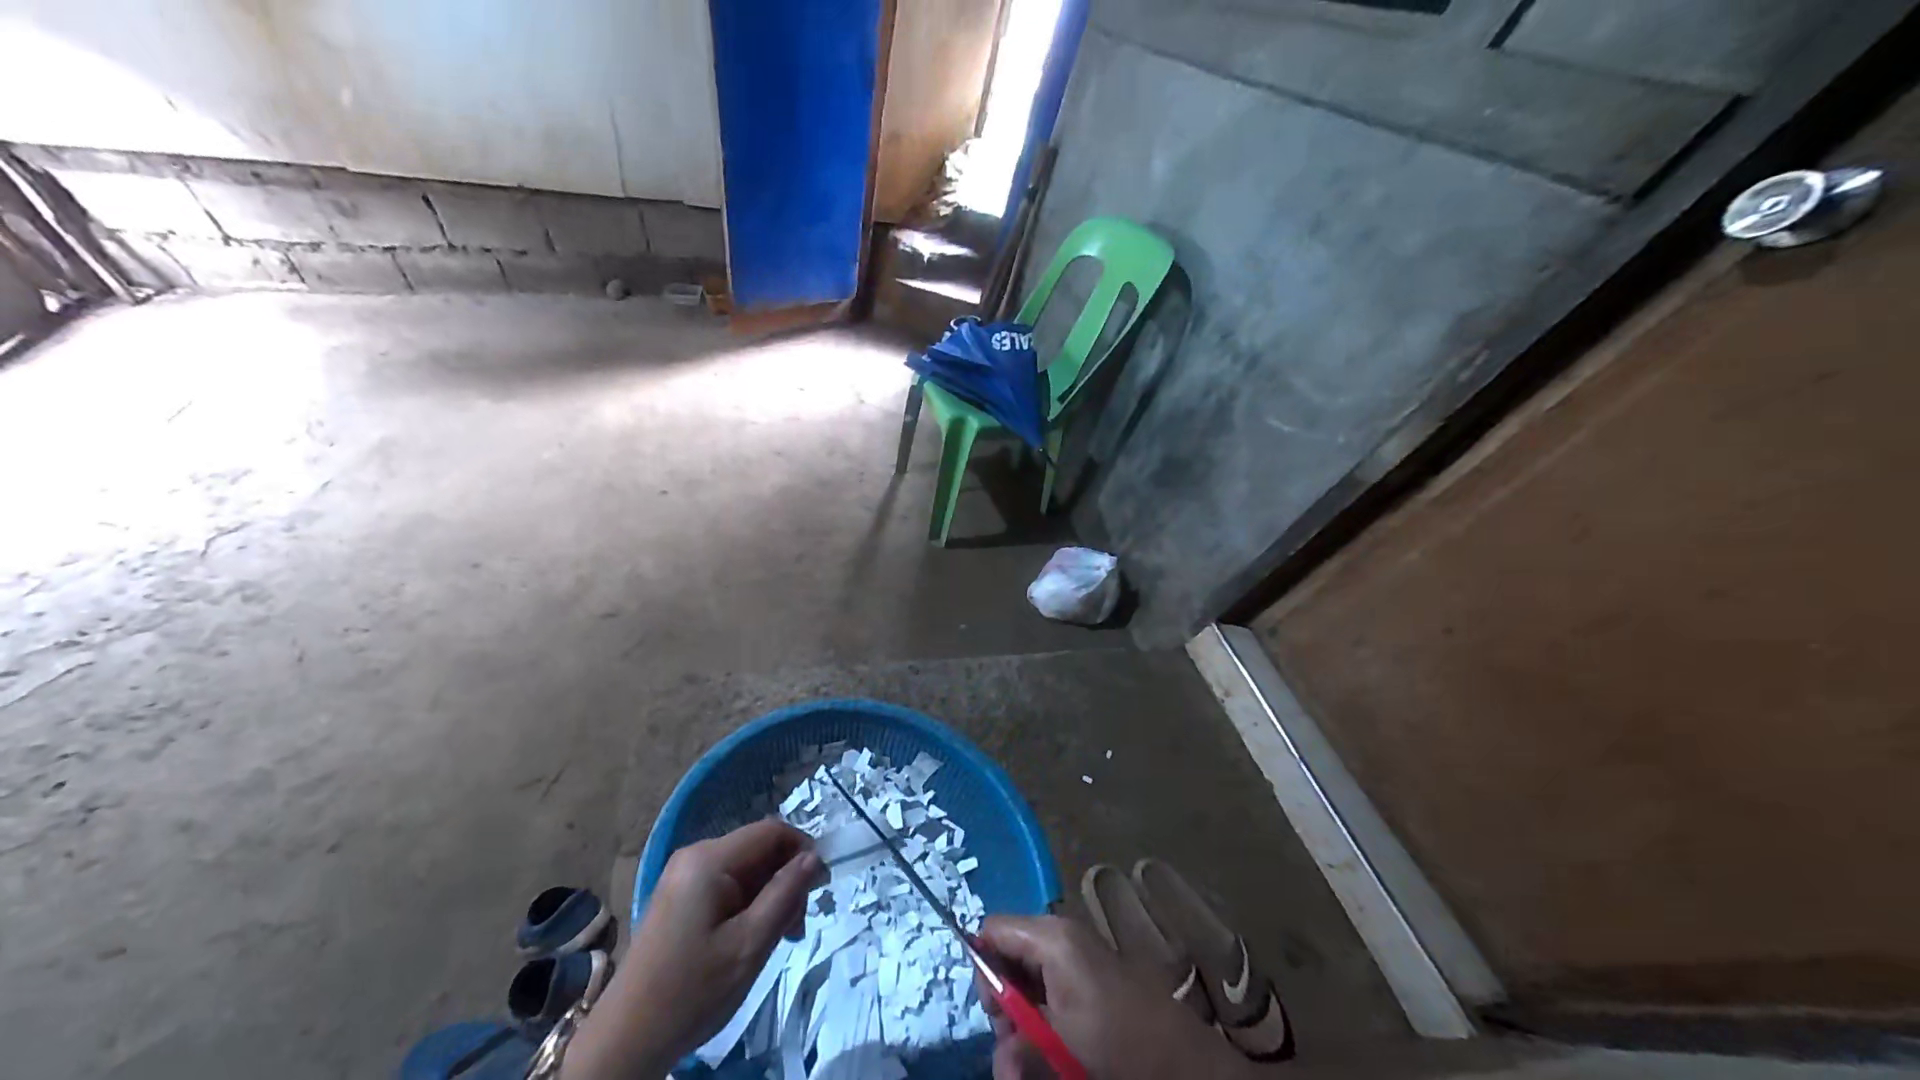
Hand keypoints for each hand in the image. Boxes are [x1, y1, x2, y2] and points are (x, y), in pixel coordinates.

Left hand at [561, 820, 826, 1079]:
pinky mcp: (680, 897)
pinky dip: (750, 904)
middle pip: (760, 849)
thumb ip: (786, 894)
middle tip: (796, 927)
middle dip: (786, 879)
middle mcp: (695, 856)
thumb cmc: (692, 991)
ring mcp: (684, 876)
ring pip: (747, 868)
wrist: (626, 1040)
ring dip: (771, 895)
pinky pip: (728, 884)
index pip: (772, 831)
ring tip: (779, 937)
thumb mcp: (750, 944)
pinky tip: (753, 937)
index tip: (819, 890)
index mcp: (709, 859)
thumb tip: (814, 857)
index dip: (803, 851)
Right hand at [976, 915, 1254, 1079]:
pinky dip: (1047, 1013)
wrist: (1186, 1058)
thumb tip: (999, 1061)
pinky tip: (1061, 1044)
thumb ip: (1016, 1047)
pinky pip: (1052, 983)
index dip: (984, 969)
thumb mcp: (1058, 1046)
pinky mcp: (1093, 972)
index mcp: (1049, 935)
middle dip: (1005, 1001)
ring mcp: (1079, 952)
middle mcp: (1061, 933)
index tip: (997, 1013)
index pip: (991, 930)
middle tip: (1019, 1042)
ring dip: (1026, 1015)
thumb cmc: (1117, 1041)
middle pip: (1008, 954)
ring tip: (1044, 1050)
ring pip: (1029, 975)